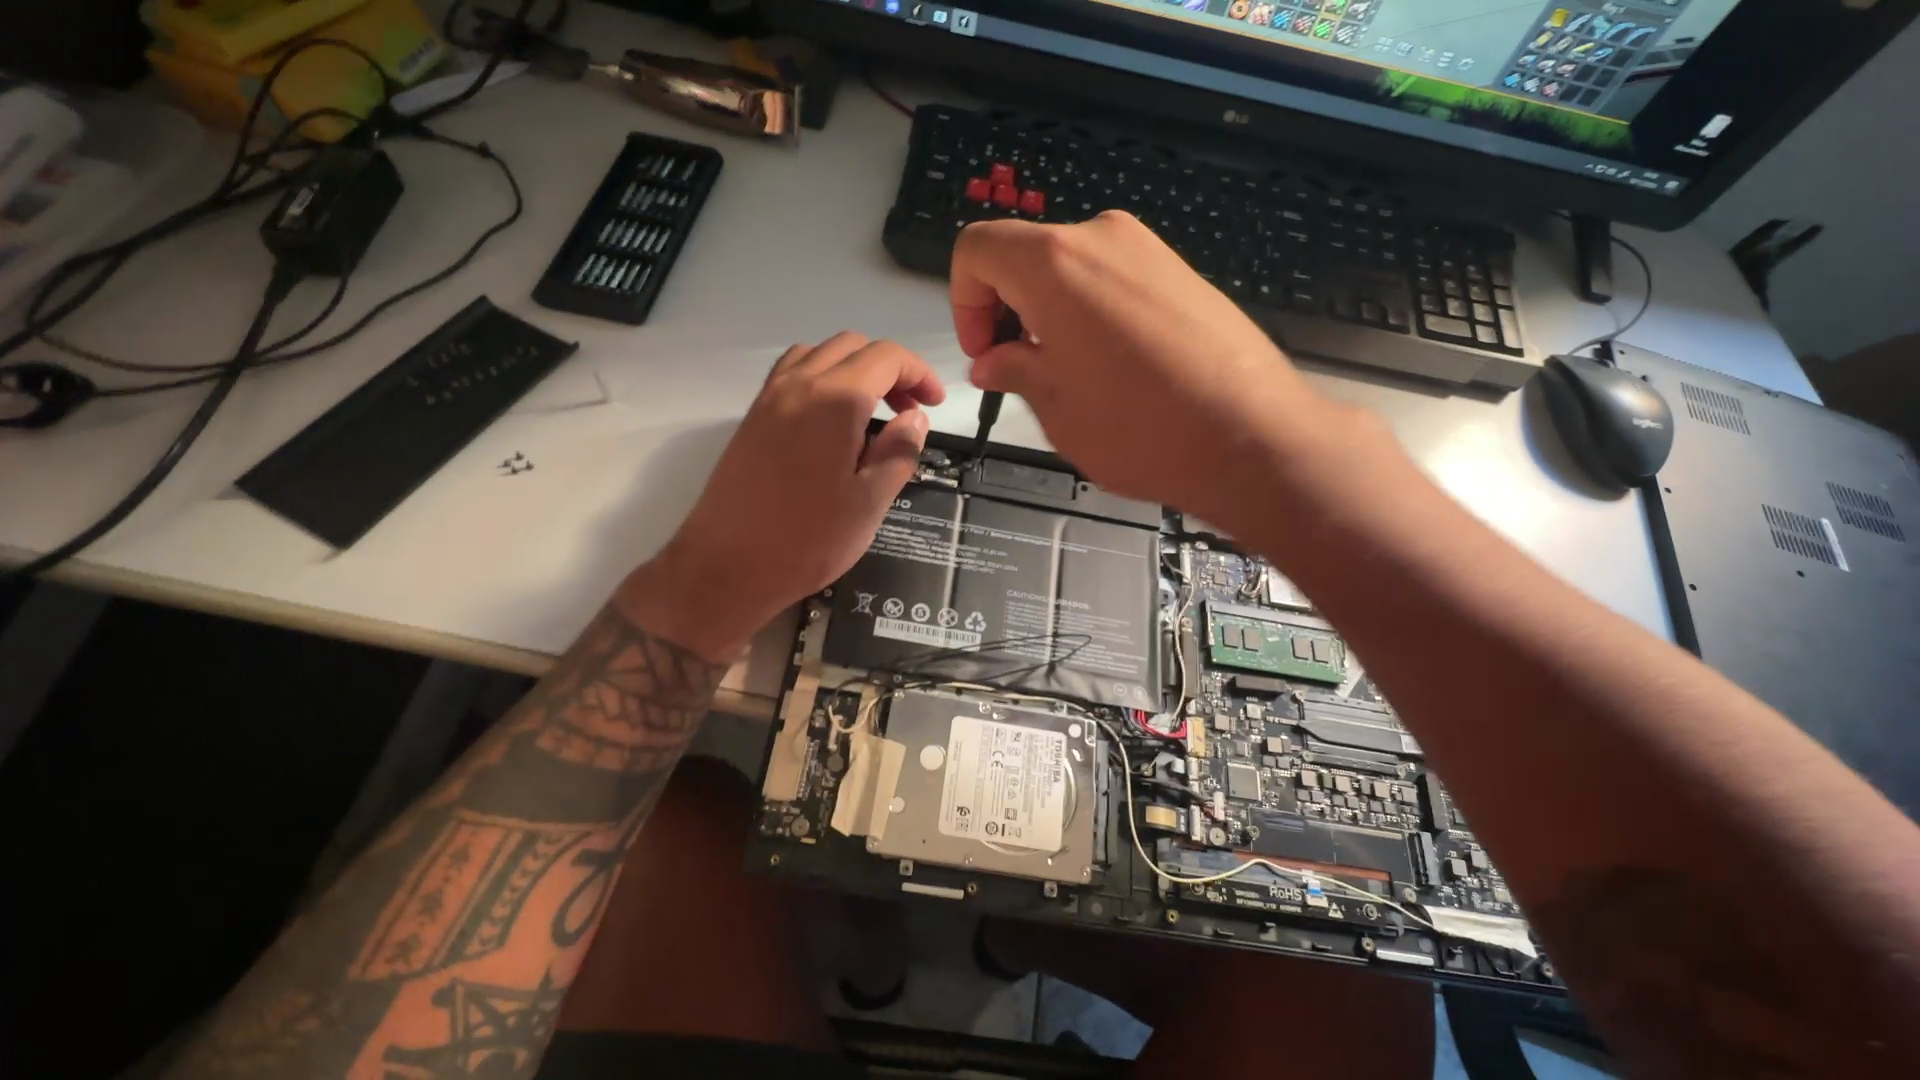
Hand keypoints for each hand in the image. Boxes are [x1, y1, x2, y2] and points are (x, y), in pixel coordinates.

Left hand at [621, 333, 945, 660]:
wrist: (726, 565)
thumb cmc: (807, 540)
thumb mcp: (868, 503)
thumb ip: (898, 453)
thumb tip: (915, 419)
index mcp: (836, 400)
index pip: (887, 358)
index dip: (919, 373)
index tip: (935, 404)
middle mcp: (800, 384)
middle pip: (853, 347)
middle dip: (890, 368)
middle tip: (909, 410)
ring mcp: (770, 398)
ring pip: (819, 353)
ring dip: (854, 368)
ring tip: (871, 410)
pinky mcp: (752, 417)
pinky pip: (792, 373)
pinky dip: (821, 377)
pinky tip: (831, 419)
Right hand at [951, 211, 1362, 524]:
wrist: (1251, 439)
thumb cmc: (1147, 429)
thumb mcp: (1055, 408)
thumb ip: (1013, 370)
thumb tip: (994, 362)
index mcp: (1055, 263)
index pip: (977, 250)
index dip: (964, 303)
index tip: (983, 351)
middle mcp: (1102, 239)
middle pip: (1024, 255)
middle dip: (1007, 309)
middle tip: (1017, 368)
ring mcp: (1148, 251)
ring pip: (1070, 267)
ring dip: (1049, 311)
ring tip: (1067, 375)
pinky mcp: (1180, 273)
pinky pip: (1114, 278)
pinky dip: (1092, 311)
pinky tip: (1109, 367)